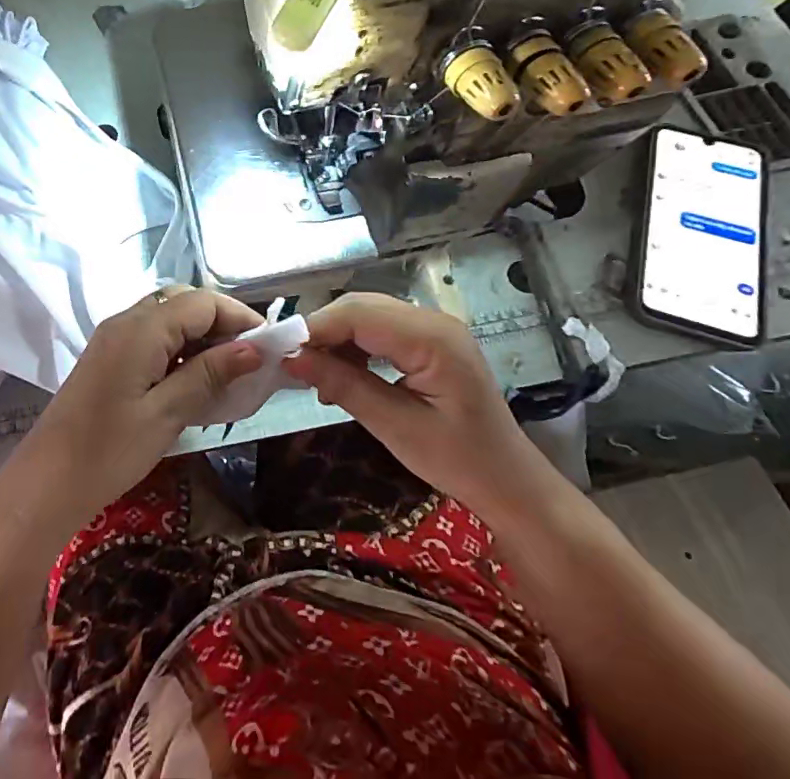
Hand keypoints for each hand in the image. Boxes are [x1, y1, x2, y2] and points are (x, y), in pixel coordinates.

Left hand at [17, 285, 264, 524]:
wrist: (48, 482)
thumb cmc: (110, 450)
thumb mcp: (167, 412)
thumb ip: (209, 374)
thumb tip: (254, 349)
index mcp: (141, 329)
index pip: (202, 302)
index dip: (239, 318)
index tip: (269, 347)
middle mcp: (125, 322)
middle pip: (184, 304)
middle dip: (222, 324)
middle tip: (249, 360)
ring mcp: (113, 339)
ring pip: (168, 320)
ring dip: (201, 337)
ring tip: (229, 373)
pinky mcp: (108, 359)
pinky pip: (152, 339)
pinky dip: (179, 350)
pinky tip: (195, 381)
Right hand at [282, 292, 522, 497]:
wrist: (509, 481)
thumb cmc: (459, 461)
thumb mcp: (395, 426)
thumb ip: (343, 385)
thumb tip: (291, 358)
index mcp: (433, 338)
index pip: (358, 314)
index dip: (315, 329)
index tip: (280, 355)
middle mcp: (434, 321)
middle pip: (361, 308)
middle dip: (322, 332)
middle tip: (292, 366)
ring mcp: (434, 329)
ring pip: (367, 316)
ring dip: (336, 339)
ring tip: (314, 376)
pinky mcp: (430, 342)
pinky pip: (381, 331)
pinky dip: (354, 347)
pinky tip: (341, 375)